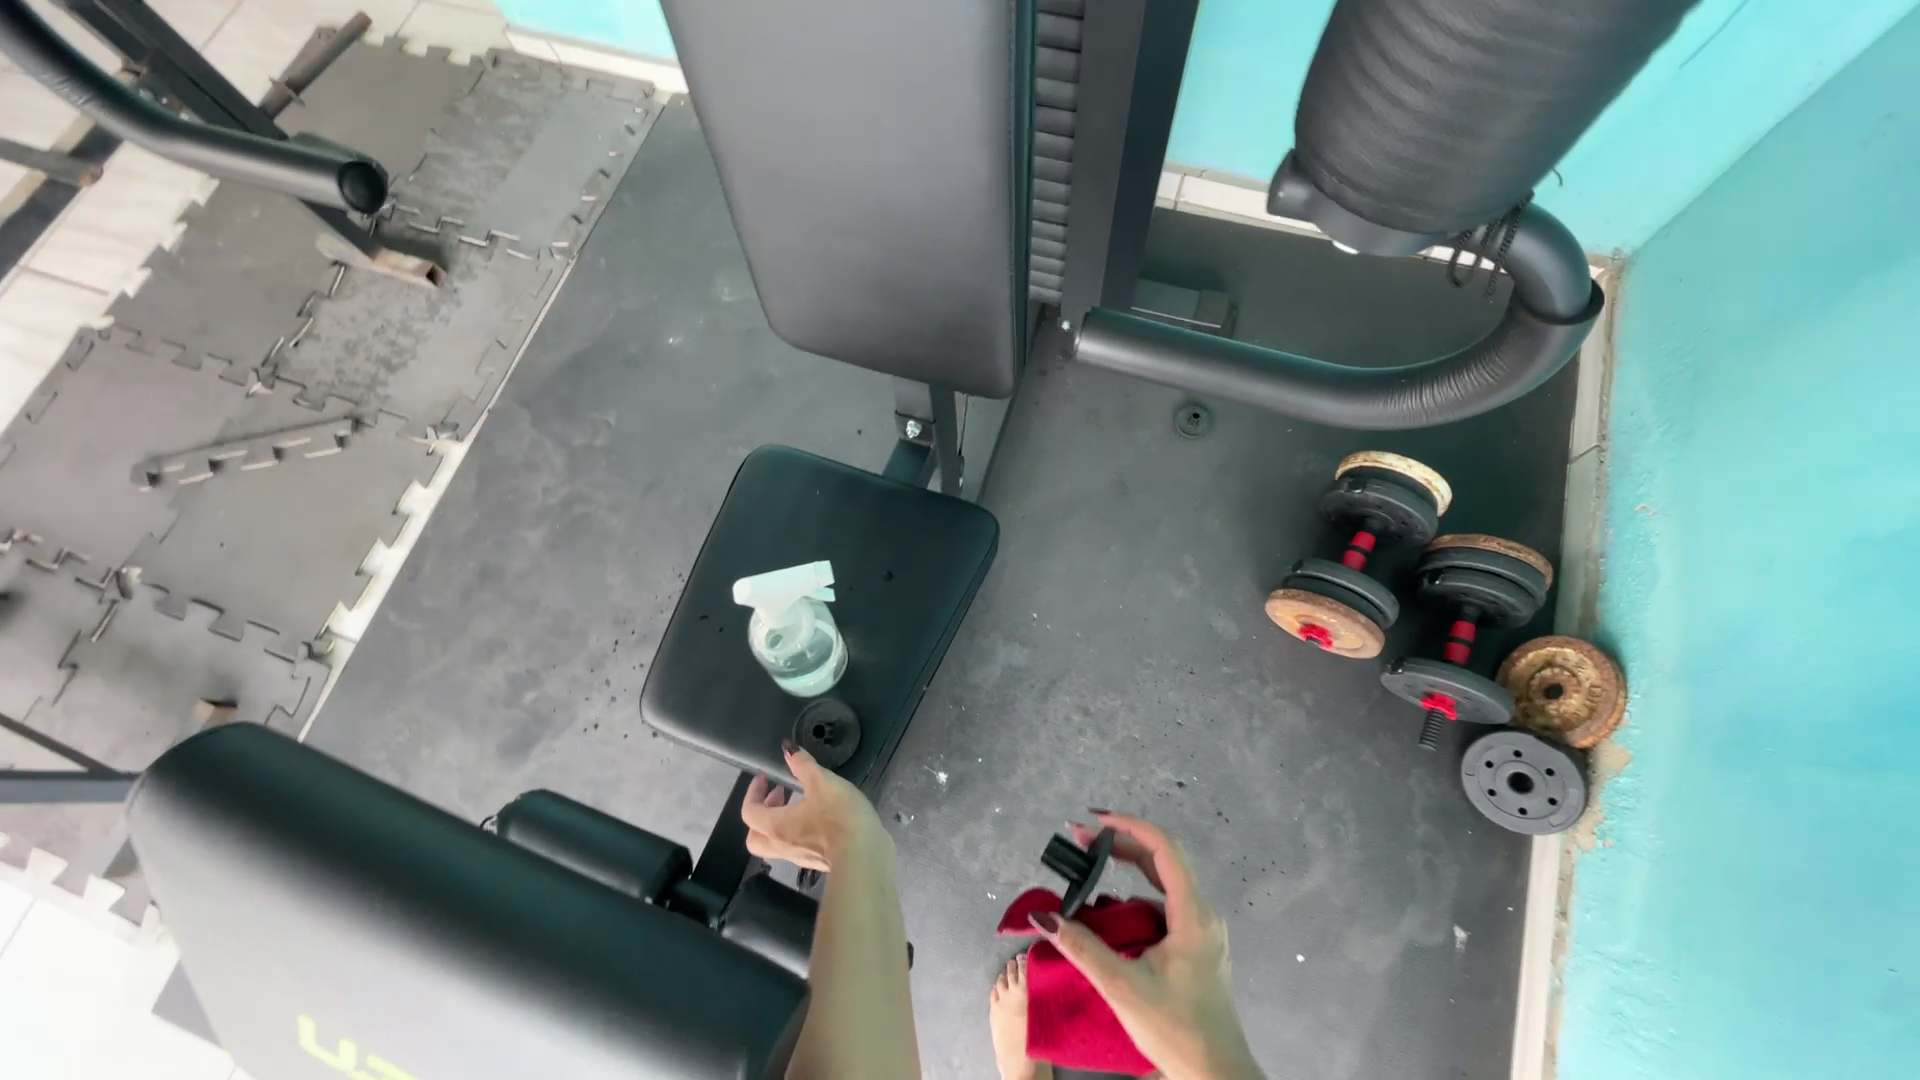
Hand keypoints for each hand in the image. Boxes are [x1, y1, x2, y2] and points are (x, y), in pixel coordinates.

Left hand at [740, 740, 889, 871]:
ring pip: (776, 844)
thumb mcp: (822, 782)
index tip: (765, 779)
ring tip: (801, 805)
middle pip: (755, 836)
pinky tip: (820, 819)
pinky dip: (799, 832)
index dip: (753, 792)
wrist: (864, 855)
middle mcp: (782, 846)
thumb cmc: (838, 816)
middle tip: (779, 796)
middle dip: (762, 814)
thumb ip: (804, 765)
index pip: (749, 812)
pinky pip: (797, 848)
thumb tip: (789, 750)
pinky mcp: (817, 863)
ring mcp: (799, 858)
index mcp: (776, 826)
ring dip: (781, 823)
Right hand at [1028, 811, 1261, 1079]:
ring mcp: (1201, 928)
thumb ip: (1082, 947)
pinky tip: (1109, 909)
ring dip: (1127, 867)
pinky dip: (1134, 895)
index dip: (1129, 826)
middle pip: (1162, 859)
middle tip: (1079, 840)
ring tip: (1089, 865)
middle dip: (1120, 843)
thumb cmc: (1175, 1029)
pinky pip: (1163, 903)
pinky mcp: (1195, 944)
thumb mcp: (1123, 987)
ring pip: (1163, 880)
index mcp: (1193, 914)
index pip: (1164, 848)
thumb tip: (1044, 916)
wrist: (1217, 1076)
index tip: (1094, 820)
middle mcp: (1202, 912)